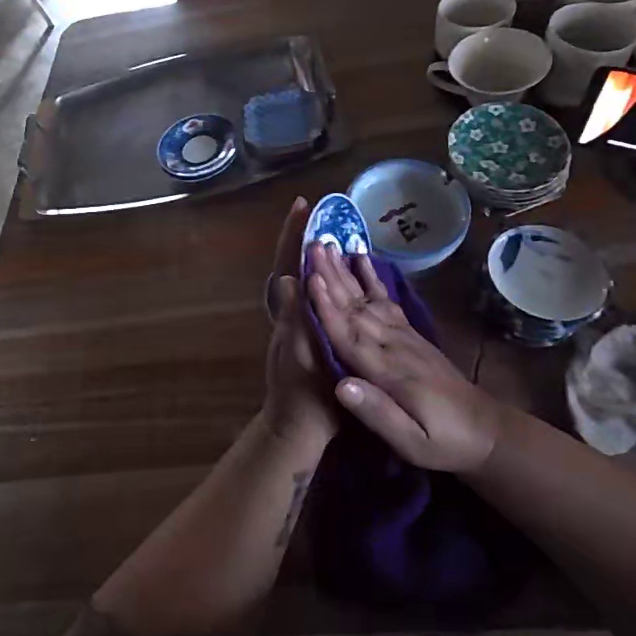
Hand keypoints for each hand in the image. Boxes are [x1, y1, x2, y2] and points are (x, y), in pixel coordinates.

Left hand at [262, 198, 339, 446]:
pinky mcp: (315, 333)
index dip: (292, 236)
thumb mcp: (300, 358)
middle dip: (304, 235)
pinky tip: (347, 269)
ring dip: (319, 251)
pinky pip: (322, 295)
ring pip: (310, 277)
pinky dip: (330, 275)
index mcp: (288, 314)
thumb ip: (294, 320)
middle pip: (296, 264)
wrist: (301, 428)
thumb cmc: (303, 397)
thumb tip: (289, 279)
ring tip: (336, 227)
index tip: (301, 207)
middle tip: (319, 208)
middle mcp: (291, 312)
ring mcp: (302, 322)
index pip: (287, 264)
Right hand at [305, 243, 505, 472]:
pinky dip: (372, 278)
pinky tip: (361, 259)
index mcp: (389, 372)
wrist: (486, 431)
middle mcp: (394, 346)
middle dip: (332, 277)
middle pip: (356, 307)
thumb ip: (377, 413)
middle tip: (311, 246)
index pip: (351, 335)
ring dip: (345, 272)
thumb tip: (341, 385)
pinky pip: (387, 301)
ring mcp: (404, 337)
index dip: (328, 308)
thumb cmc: (443, 442)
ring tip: (327, 246)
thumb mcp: (411, 442)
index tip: (310, 280)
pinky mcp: (411, 334)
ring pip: (367, 299)